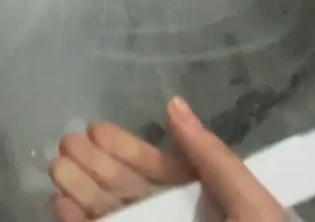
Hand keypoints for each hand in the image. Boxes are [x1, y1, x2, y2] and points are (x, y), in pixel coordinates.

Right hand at [50, 98, 284, 221]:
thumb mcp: (255, 213)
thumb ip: (214, 160)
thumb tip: (173, 103)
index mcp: (201, 206)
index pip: (154, 169)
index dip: (124, 147)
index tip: (97, 130)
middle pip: (124, 189)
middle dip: (93, 162)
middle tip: (69, 144)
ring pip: (106, 214)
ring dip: (79, 189)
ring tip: (60, 168)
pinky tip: (61, 205)